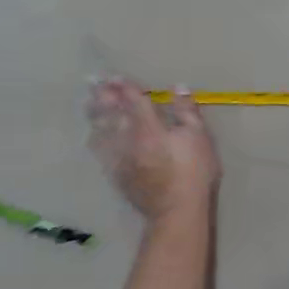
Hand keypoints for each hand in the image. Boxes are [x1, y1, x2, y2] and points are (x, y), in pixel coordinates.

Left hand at [88, 78, 219, 223]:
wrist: (177, 211)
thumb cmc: (194, 171)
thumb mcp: (199, 137)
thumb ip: (187, 111)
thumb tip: (178, 88)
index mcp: (149, 128)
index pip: (133, 101)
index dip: (125, 87)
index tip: (116, 76)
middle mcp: (128, 140)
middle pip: (111, 114)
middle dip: (103, 96)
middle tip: (94, 82)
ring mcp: (118, 159)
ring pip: (100, 132)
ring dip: (94, 115)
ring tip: (88, 102)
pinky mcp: (115, 174)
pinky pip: (100, 151)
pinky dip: (95, 138)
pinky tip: (93, 134)